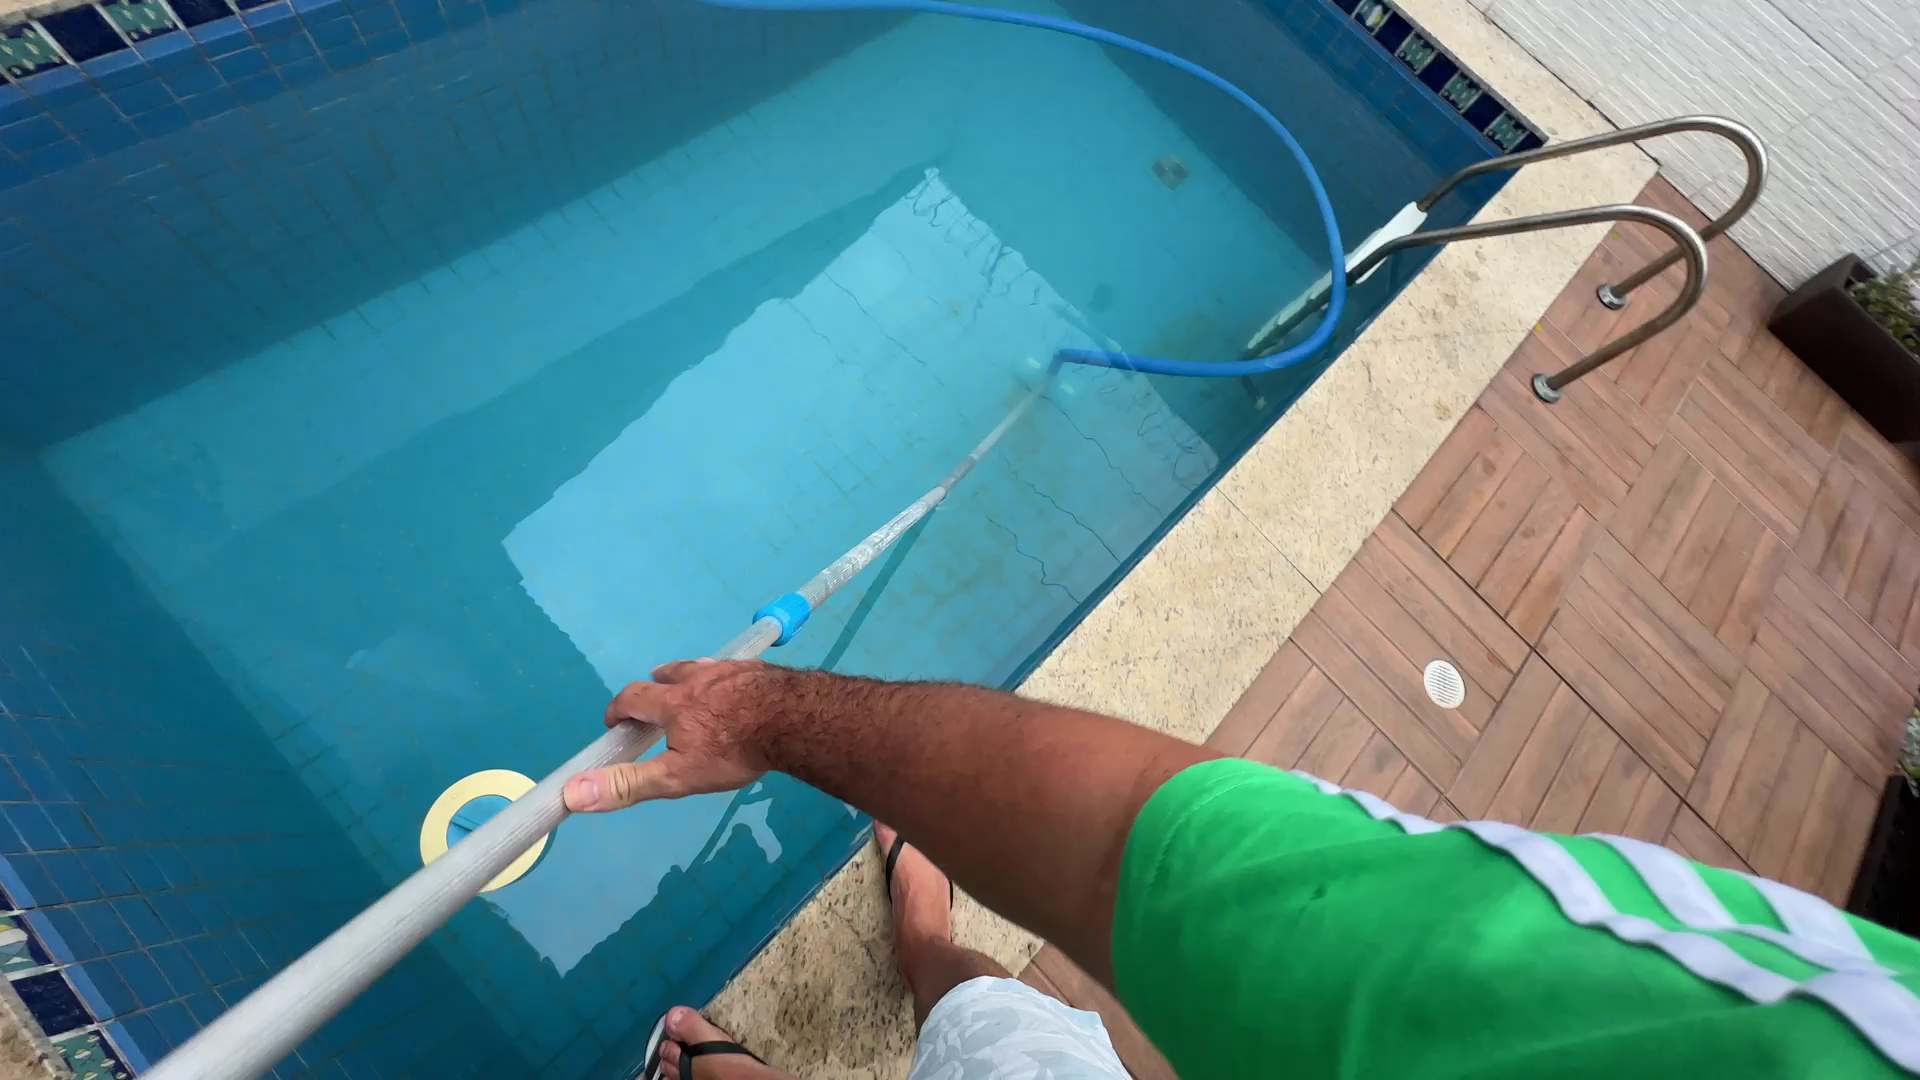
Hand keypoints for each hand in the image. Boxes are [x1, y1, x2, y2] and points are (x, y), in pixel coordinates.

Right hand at [564, 659, 788, 811]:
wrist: (795, 719)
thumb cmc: (734, 750)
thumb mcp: (678, 776)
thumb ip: (628, 783)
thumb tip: (571, 793)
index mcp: (674, 702)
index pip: (633, 697)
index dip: (618, 708)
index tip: (614, 722)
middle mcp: (699, 678)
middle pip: (668, 674)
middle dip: (655, 687)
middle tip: (655, 701)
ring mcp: (732, 669)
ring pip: (702, 667)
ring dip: (690, 677)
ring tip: (693, 690)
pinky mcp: (760, 669)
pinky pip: (735, 669)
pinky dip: (726, 678)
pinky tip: (739, 690)